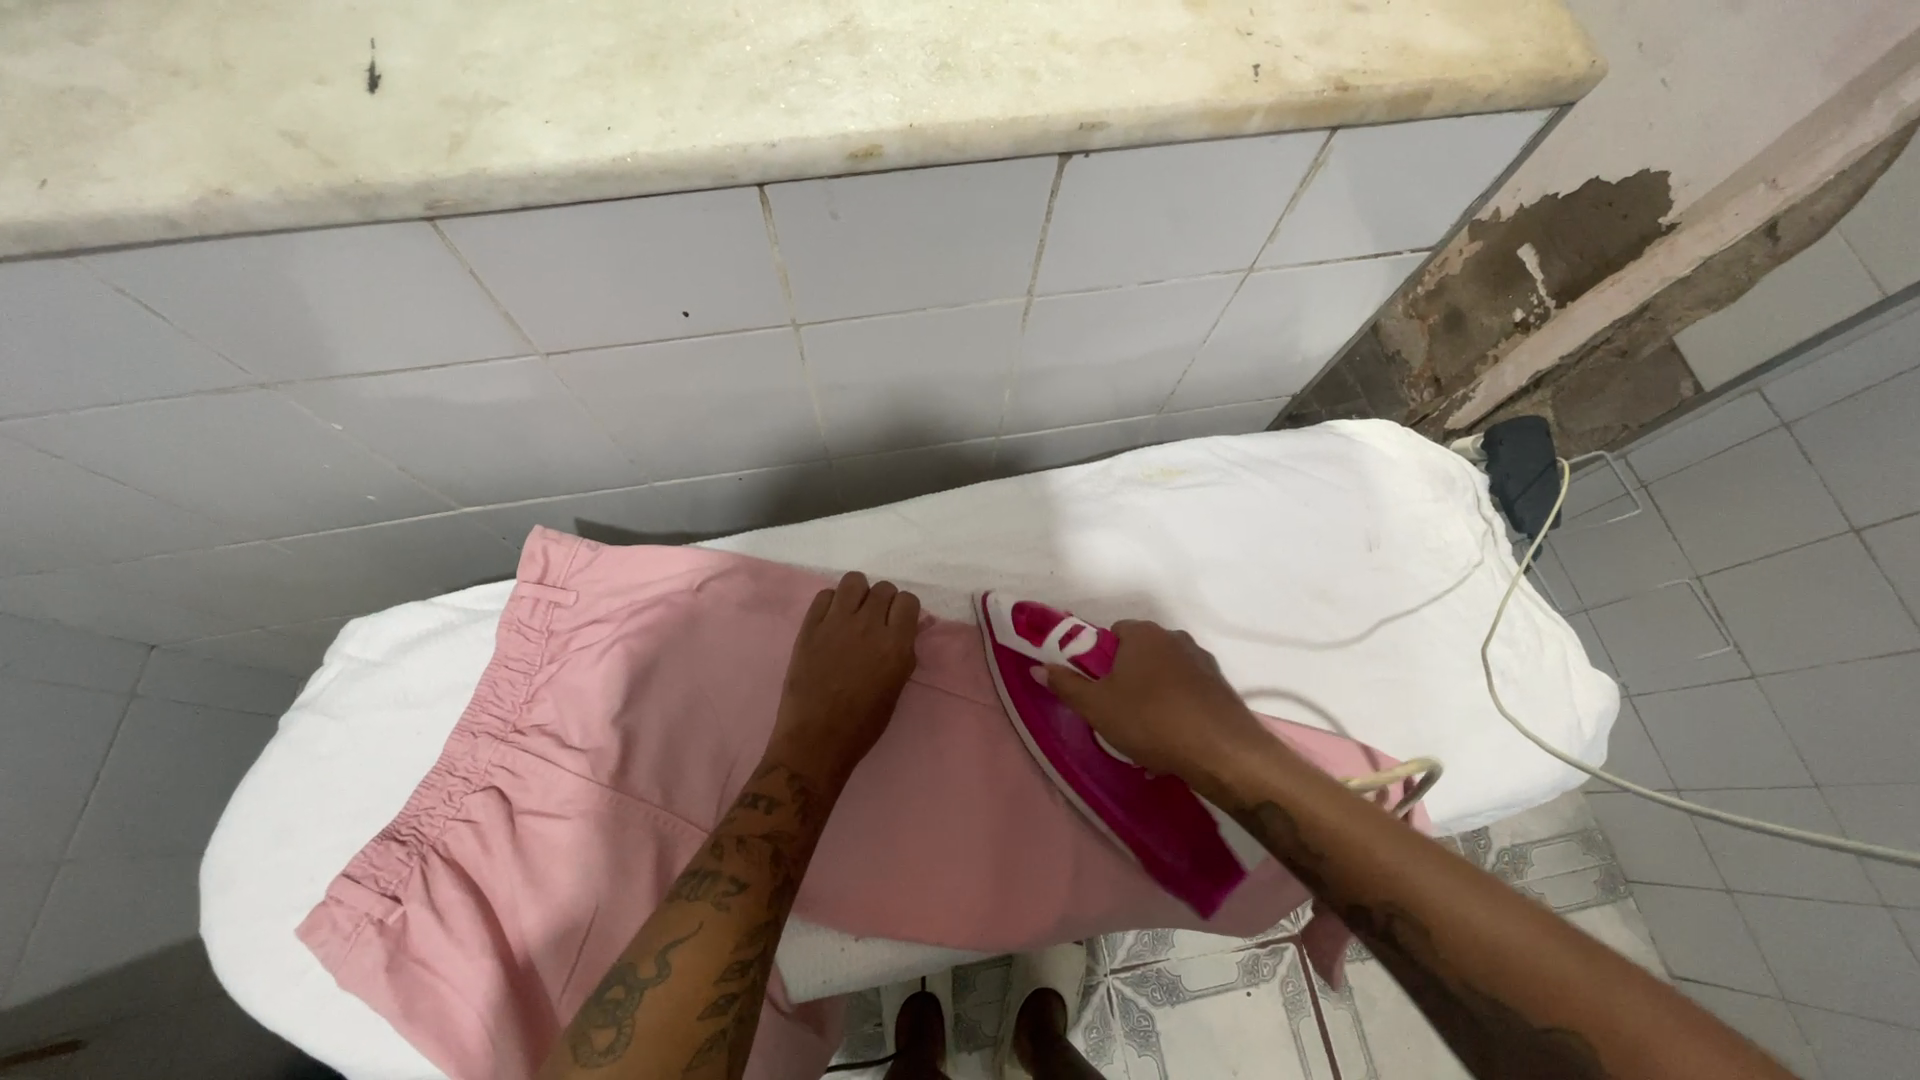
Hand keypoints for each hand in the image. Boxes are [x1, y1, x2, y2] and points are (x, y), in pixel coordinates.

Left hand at [768, 571, 921, 785]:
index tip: (898, 623)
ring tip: (853, 613)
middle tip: (875, 621)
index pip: (908, 601)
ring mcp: (836, 623)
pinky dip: (832, 603)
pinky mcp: (810, 627)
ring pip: (854, 581)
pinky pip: (825, 594)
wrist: (816, 738)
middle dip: (883, 601)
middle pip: (883, 588)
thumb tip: (906, 629)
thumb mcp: (896, 687)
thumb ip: (904, 652)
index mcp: (896, 645)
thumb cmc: (863, 723)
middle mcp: (869, 626)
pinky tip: (831, 622)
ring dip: (858, 593)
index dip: (904, 610)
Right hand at [1044, 620, 1270, 782]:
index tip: (1097, 688)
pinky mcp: (1220, 687)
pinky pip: (1187, 692)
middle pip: (1139, 653)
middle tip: (1116, 712)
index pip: (1112, 633)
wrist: (1221, 751)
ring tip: (1146, 732)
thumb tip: (1038, 668)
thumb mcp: (1096, 706)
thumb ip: (1066, 685)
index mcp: (1143, 634)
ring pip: (1164, 674)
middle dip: (1126, 678)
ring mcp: (1202, 661)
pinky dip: (1177, 708)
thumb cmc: (1150, 721)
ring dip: (1152, 695)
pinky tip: (1173, 738)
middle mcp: (1175, 638)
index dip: (1099, 659)